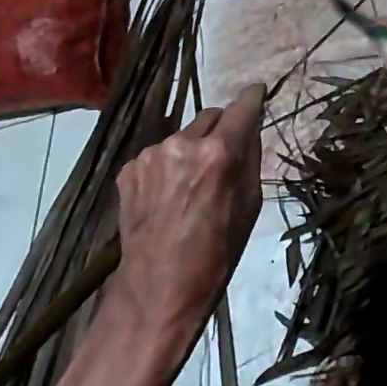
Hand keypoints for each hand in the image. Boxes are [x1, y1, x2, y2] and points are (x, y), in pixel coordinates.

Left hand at [37, 85, 265, 385]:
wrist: (157, 292)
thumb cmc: (216, 256)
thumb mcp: (249, 207)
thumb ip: (250, 159)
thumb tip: (249, 128)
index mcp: (217, 154)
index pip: (241, 108)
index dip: (253, 99)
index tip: (258, 93)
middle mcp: (180, 144)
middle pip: (210, 116)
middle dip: (222, 129)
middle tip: (226, 156)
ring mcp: (150, 155)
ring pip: (183, 136)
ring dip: (194, 149)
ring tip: (193, 187)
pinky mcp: (129, 169)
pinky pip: (160, 154)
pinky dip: (170, 165)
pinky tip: (169, 197)